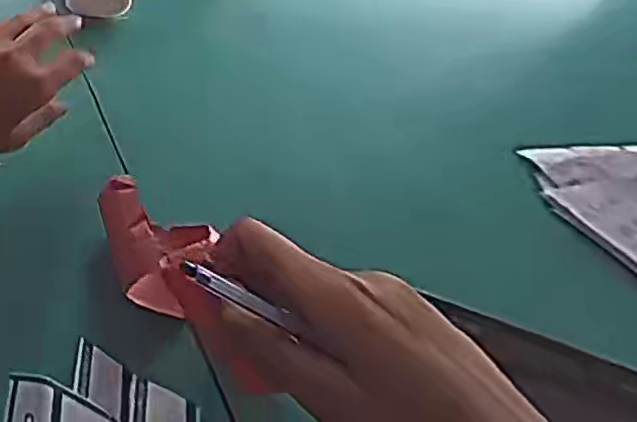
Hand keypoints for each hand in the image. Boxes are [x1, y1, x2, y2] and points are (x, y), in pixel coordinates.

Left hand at [0, 5, 92, 160]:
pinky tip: (18, 21)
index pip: (68, 65)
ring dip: (41, 14)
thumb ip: (42, 119)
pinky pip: (2, 25)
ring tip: (50, 10)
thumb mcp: (16, 138)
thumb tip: (62, 106)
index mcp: (36, 85)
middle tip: (74, 21)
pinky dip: (16, 20)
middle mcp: (20, 58)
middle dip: (65, 25)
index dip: (81, 59)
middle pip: (49, 32)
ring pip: (25, 21)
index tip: (87, 56)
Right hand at [162, 219, 545, 421]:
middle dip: (263, 298)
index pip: (253, 236)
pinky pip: (359, 303)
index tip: (211, 287)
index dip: (221, 254)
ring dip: (304, 317)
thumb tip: (224, 309)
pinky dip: (340, 326)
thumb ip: (268, 348)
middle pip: (287, 265)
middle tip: (261, 348)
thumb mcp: (330, 400)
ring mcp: (399, 293)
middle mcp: (365, 278)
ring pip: (322, 288)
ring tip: (323, 374)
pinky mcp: (425, 313)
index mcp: (336, 292)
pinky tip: (365, 374)